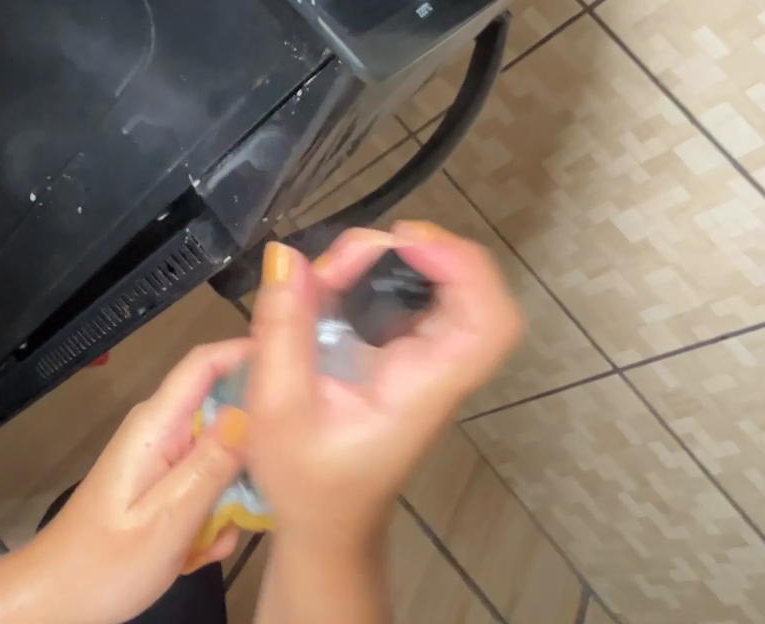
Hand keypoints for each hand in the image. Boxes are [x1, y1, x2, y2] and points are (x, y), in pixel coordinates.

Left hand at [15, 339, 254, 623]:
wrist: (58, 598)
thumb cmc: (106, 562)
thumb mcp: (168, 520)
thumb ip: (212, 465)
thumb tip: (253, 412)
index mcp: (157, 424)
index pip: (204, 363)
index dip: (247, 353)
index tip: (293, 367)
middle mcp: (160, 429)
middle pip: (221, 408)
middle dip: (249, 446)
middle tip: (267, 489)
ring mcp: (160, 455)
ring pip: (219, 453)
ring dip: (228, 494)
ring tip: (217, 537)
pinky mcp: (162, 481)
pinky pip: (203, 481)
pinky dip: (210, 513)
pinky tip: (199, 548)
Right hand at [244, 221, 524, 551]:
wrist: (326, 522)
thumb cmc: (308, 481)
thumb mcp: (278, 408)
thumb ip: (282, 330)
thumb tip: (285, 255)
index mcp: (422, 388)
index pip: (486, 323)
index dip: (462, 267)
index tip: (405, 242)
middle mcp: (435, 366)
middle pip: (464, 287)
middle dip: (402, 252)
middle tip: (335, 264)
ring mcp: (423, 356)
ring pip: (433, 282)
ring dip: (378, 261)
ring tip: (322, 276)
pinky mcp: (403, 350)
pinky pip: (405, 293)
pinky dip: (370, 273)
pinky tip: (330, 284)